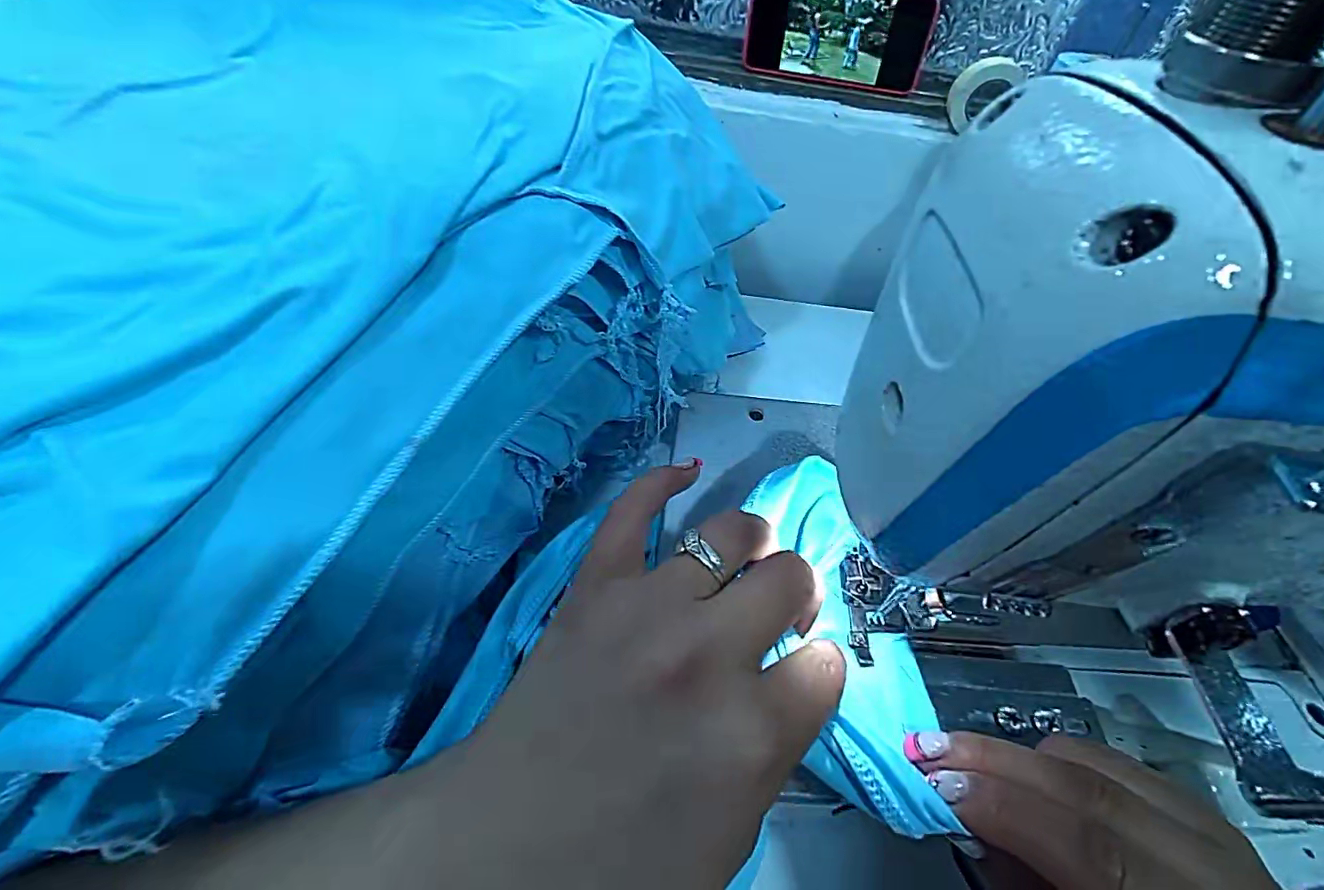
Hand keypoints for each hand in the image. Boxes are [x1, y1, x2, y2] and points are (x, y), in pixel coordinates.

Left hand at [412, 460, 846, 887]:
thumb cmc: (626, 863)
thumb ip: (780, 740)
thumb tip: (800, 669)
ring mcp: (646, 609)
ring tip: (744, 562)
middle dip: (796, 595)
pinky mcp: (592, 587)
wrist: (497, 856)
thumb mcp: (735, 826)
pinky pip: (632, 511)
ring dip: (751, 545)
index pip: (826, 662)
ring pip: (730, 531)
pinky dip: (662, 482)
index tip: (799, 672)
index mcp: (749, 732)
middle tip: (775, 615)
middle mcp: (706, 655)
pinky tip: (687, 472)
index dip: (817, 667)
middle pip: (790, 576)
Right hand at [907, 730, 1280, 889]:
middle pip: (1084, 779)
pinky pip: (1112, 762)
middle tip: (926, 747)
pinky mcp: (1196, 807)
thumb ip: (1030, 888)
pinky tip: (1025, 772)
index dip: (1004, 805)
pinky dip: (1060, 762)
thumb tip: (974, 830)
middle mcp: (1203, 852)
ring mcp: (1205, 822)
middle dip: (995, 758)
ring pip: (1095, 759)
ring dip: (1021, 756)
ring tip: (962, 759)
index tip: (935, 783)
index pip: (1083, 837)